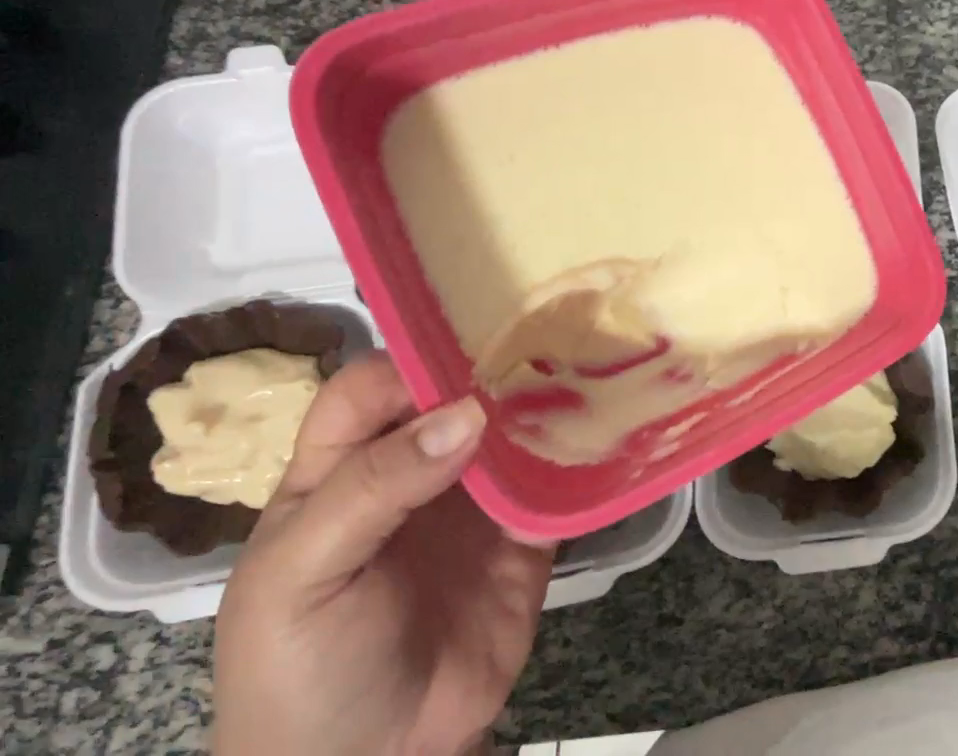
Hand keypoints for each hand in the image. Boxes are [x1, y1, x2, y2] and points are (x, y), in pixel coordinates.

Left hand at [213, 352, 554, 755]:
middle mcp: (414, 474)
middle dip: (495, 368)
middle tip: (554, 334)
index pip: (370, 391)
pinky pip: (559, 485)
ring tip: (594, 367)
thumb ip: (374, 489)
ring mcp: (476, 505)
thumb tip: (468, 412)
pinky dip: (584, 457)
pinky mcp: (529, 536)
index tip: (471, 343)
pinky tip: (614, 428)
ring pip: (513, 434)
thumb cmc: (301, 666)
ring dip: (547, 404)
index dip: (412, 364)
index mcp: (340, 473)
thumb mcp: (302, 576)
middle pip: (454, 400)